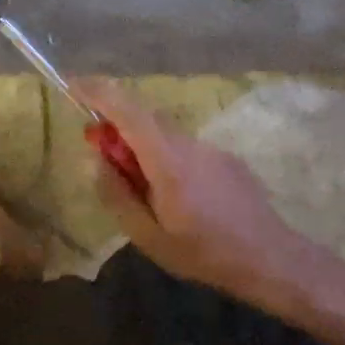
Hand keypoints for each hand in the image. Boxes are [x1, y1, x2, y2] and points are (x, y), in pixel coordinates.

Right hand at [75, 79, 298, 300]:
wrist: (271, 259)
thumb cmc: (205, 253)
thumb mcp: (148, 236)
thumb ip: (117, 194)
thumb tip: (95, 161)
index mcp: (168, 160)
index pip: (128, 110)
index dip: (98, 92)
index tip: (72, 85)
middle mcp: (190, 144)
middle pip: (145, 116)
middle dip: (116, 124)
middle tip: (99, 153)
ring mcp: (211, 149)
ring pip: (165, 134)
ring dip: (142, 145)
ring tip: (138, 186)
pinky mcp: (226, 159)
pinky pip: (184, 148)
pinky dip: (165, 157)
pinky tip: (174, 196)